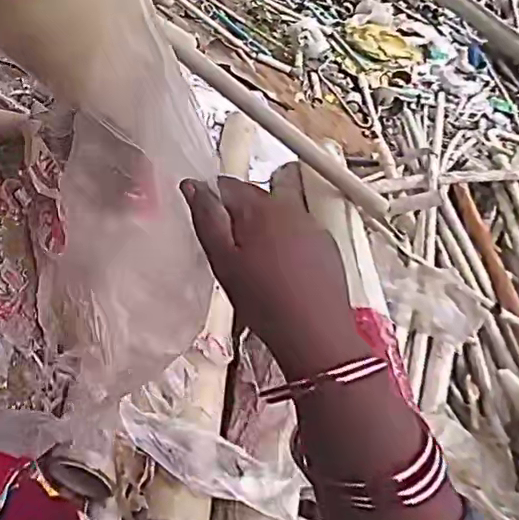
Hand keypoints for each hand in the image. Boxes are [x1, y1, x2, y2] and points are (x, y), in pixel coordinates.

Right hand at [180, 164, 366, 376]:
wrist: (314, 335)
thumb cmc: (263, 299)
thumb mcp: (222, 260)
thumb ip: (206, 217)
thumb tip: (192, 186)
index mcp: (259, 207)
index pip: (225, 184)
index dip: (210, 201)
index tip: (208, 225)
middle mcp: (288, 207)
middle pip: (252, 196)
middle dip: (237, 214)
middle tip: (229, 249)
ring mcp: (311, 225)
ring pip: (275, 213)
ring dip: (261, 226)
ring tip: (255, 263)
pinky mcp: (325, 244)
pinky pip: (296, 230)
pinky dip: (284, 240)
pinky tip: (279, 270)